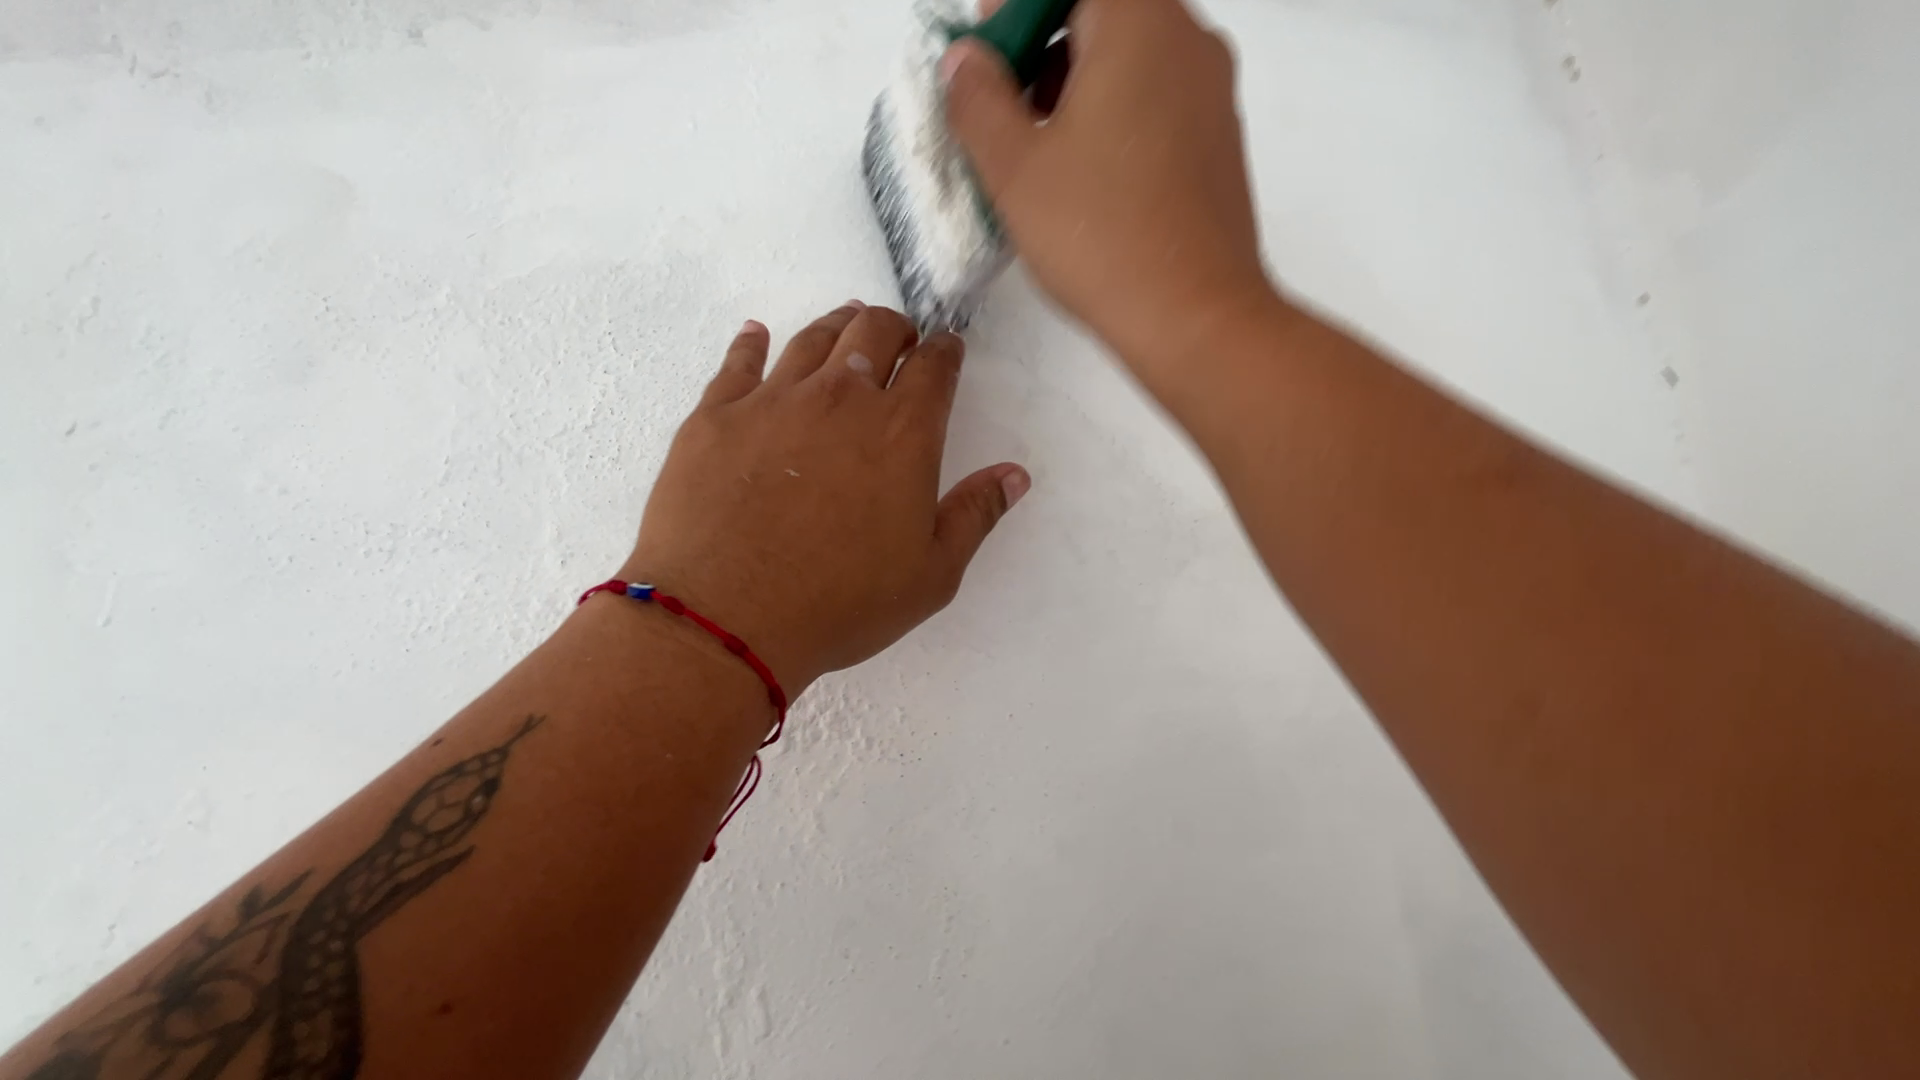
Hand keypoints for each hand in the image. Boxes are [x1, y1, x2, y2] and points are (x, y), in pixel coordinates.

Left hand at [619, 303, 1028, 693]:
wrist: (726, 618)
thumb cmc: (842, 603)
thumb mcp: (931, 574)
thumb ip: (975, 514)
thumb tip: (1015, 474)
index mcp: (902, 432)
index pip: (934, 367)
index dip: (946, 351)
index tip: (947, 349)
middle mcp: (841, 398)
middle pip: (874, 331)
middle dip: (895, 327)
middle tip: (898, 338)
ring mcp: (773, 400)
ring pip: (812, 338)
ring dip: (837, 325)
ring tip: (845, 325)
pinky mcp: (715, 415)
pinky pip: (738, 361)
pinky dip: (752, 343)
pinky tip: (757, 335)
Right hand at [943, 0, 1274, 373]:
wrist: (1195, 316)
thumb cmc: (1099, 235)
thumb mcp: (1015, 168)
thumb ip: (978, 100)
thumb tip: (965, 60)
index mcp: (1139, 24)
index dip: (1015, 10)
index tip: (983, 55)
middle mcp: (1190, 41)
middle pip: (1104, 14)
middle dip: (1042, 47)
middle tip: (999, 105)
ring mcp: (1213, 94)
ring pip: (1133, 60)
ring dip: (1075, 85)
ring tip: (1034, 150)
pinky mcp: (1220, 145)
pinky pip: (1157, 102)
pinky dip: (1113, 117)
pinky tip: (1083, 178)